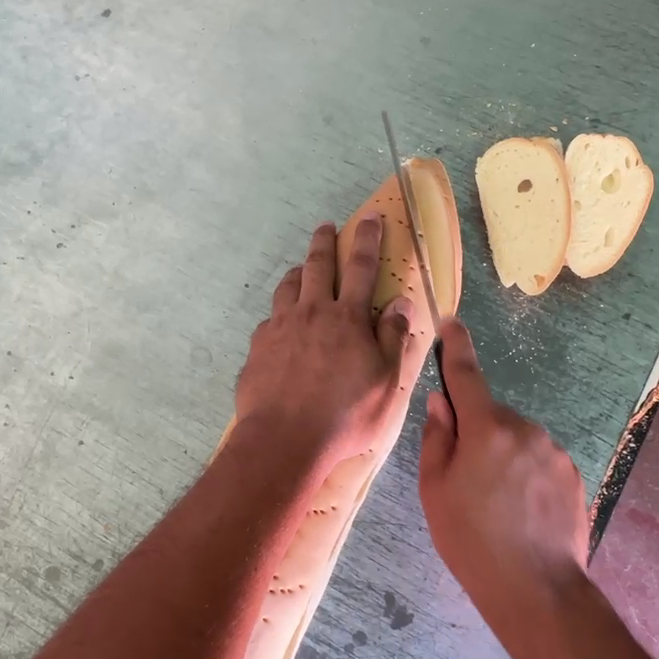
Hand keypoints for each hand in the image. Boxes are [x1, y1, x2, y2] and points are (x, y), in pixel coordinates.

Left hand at [235, 216, 416, 463]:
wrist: (284, 439)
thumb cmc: (345, 415)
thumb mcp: (385, 381)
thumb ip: (393, 338)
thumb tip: (401, 302)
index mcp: (347, 318)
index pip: (362, 268)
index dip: (367, 240)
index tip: (369, 219)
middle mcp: (311, 313)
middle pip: (318, 266)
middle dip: (324, 242)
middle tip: (325, 227)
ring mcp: (280, 327)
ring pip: (288, 287)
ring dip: (298, 273)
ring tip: (301, 270)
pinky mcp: (258, 347)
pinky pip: (270, 320)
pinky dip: (280, 314)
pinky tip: (281, 326)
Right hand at [419, 321, 589, 615]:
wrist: (537, 589)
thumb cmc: (471, 540)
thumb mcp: (434, 490)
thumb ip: (437, 438)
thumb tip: (441, 402)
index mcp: (486, 428)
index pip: (467, 375)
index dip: (457, 347)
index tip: (452, 323)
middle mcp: (525, 429)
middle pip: (491, 417)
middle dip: (477, 433)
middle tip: (464, 480)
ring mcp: (554, 452)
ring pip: (517, 440)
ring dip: (502, 456)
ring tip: (495, 505)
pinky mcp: (573, 475)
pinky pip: (539, 461)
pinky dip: (526, 475)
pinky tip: (521, 512)